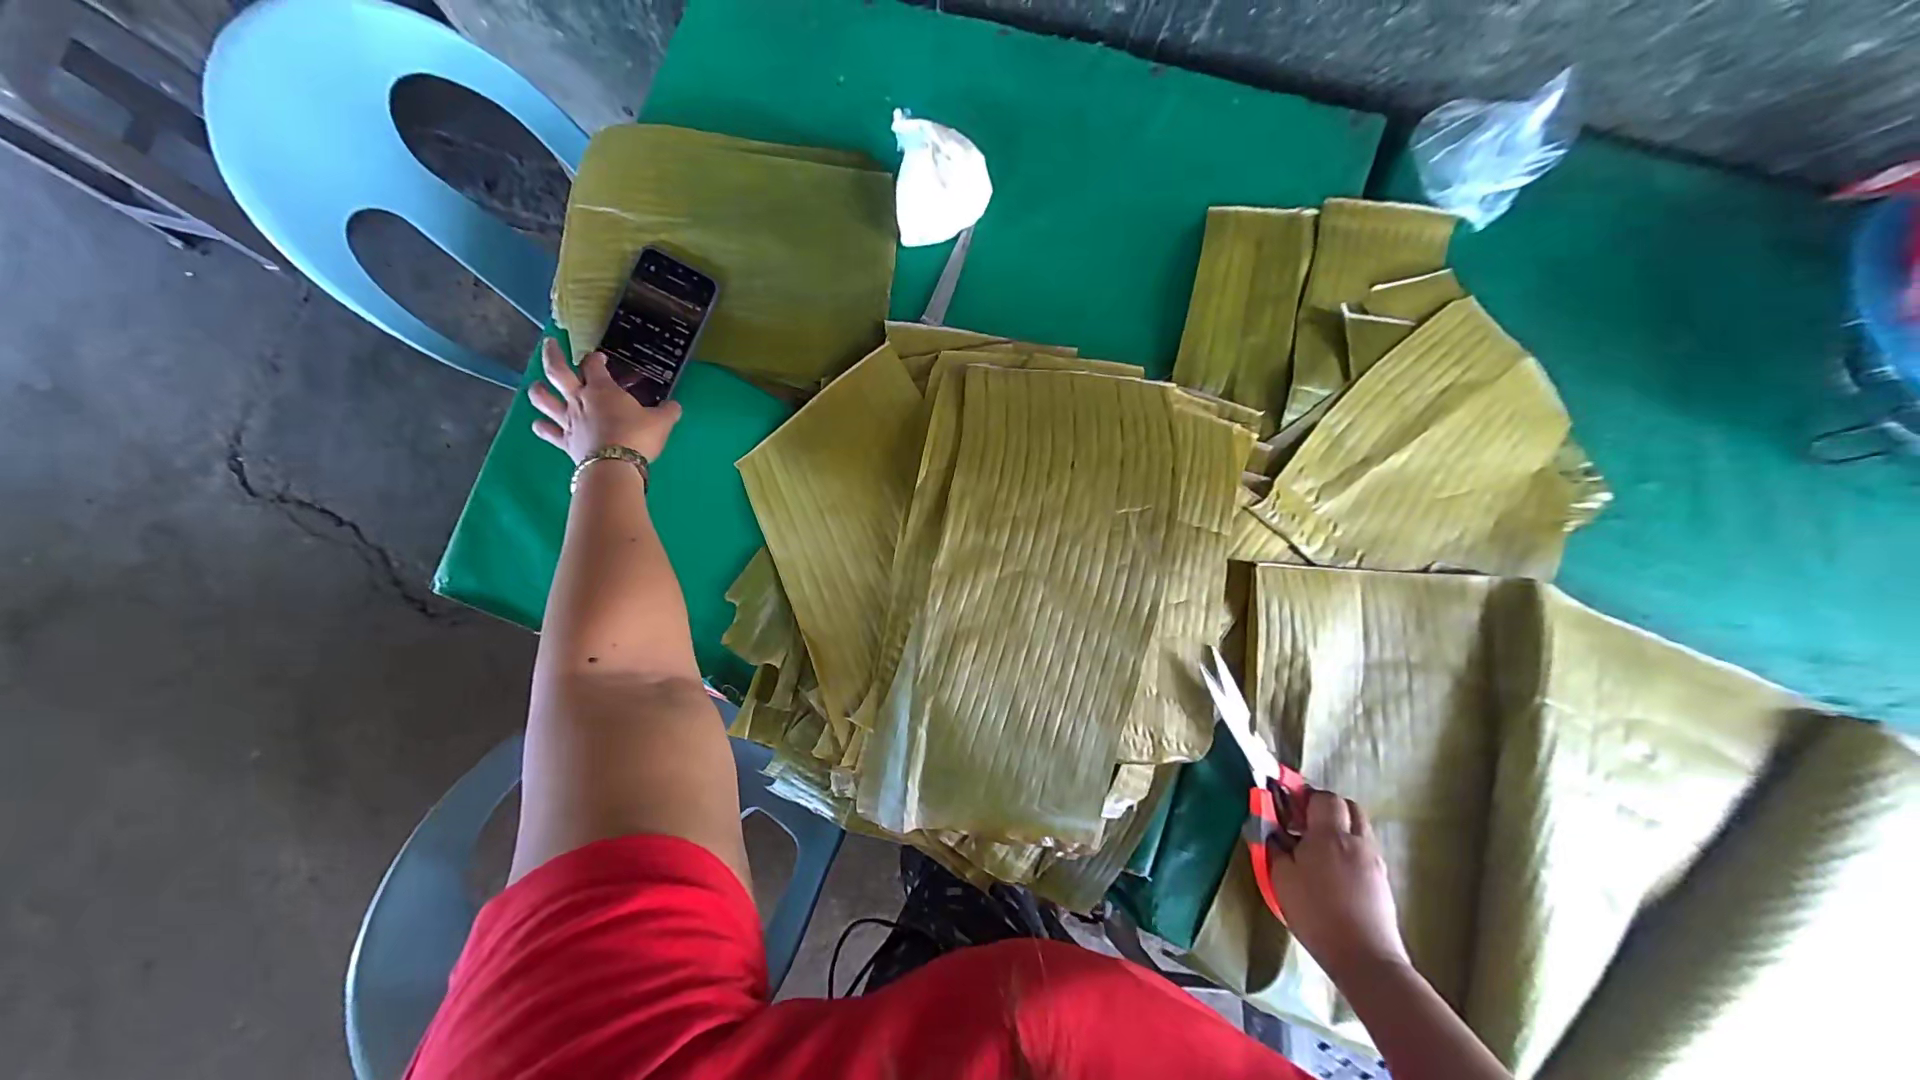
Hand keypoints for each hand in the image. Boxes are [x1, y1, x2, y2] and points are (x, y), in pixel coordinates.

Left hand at [529, 337, 681, 464]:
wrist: (616, 466)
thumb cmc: (638, 437)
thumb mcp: (662, 422)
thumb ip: (668, 411)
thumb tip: (674, 406)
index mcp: (602, 389)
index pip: (594, 365)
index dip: (596, 358)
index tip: (601, 357)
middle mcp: (579, 399)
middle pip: (557, 371)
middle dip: (552, 354)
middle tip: (549, 343)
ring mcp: (568, 420)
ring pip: (543, 399)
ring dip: (538, 390)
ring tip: (537, 385)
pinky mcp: (564, 441)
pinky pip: (547, 432)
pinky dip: (542, 427)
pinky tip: (540, 424)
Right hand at [1267, 790, 1410, 978]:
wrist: (1364, 958)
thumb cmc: (1316, 913)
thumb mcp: (1281, 878)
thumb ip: (1275, 847)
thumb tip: (1274, 831)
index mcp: (1330, 834)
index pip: (1323, 797)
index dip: (1304, 794)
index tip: (1285, 802)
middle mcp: (1357, 841)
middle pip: (1347, 806)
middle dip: (1325, 806)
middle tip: (1302, 821)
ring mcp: (1374, 861)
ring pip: (1359, 827)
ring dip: (1339, 827)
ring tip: (1315, 847)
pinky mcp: (1382, 881)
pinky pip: (1364, 850)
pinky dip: (1348, 848)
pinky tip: (1332, 869)